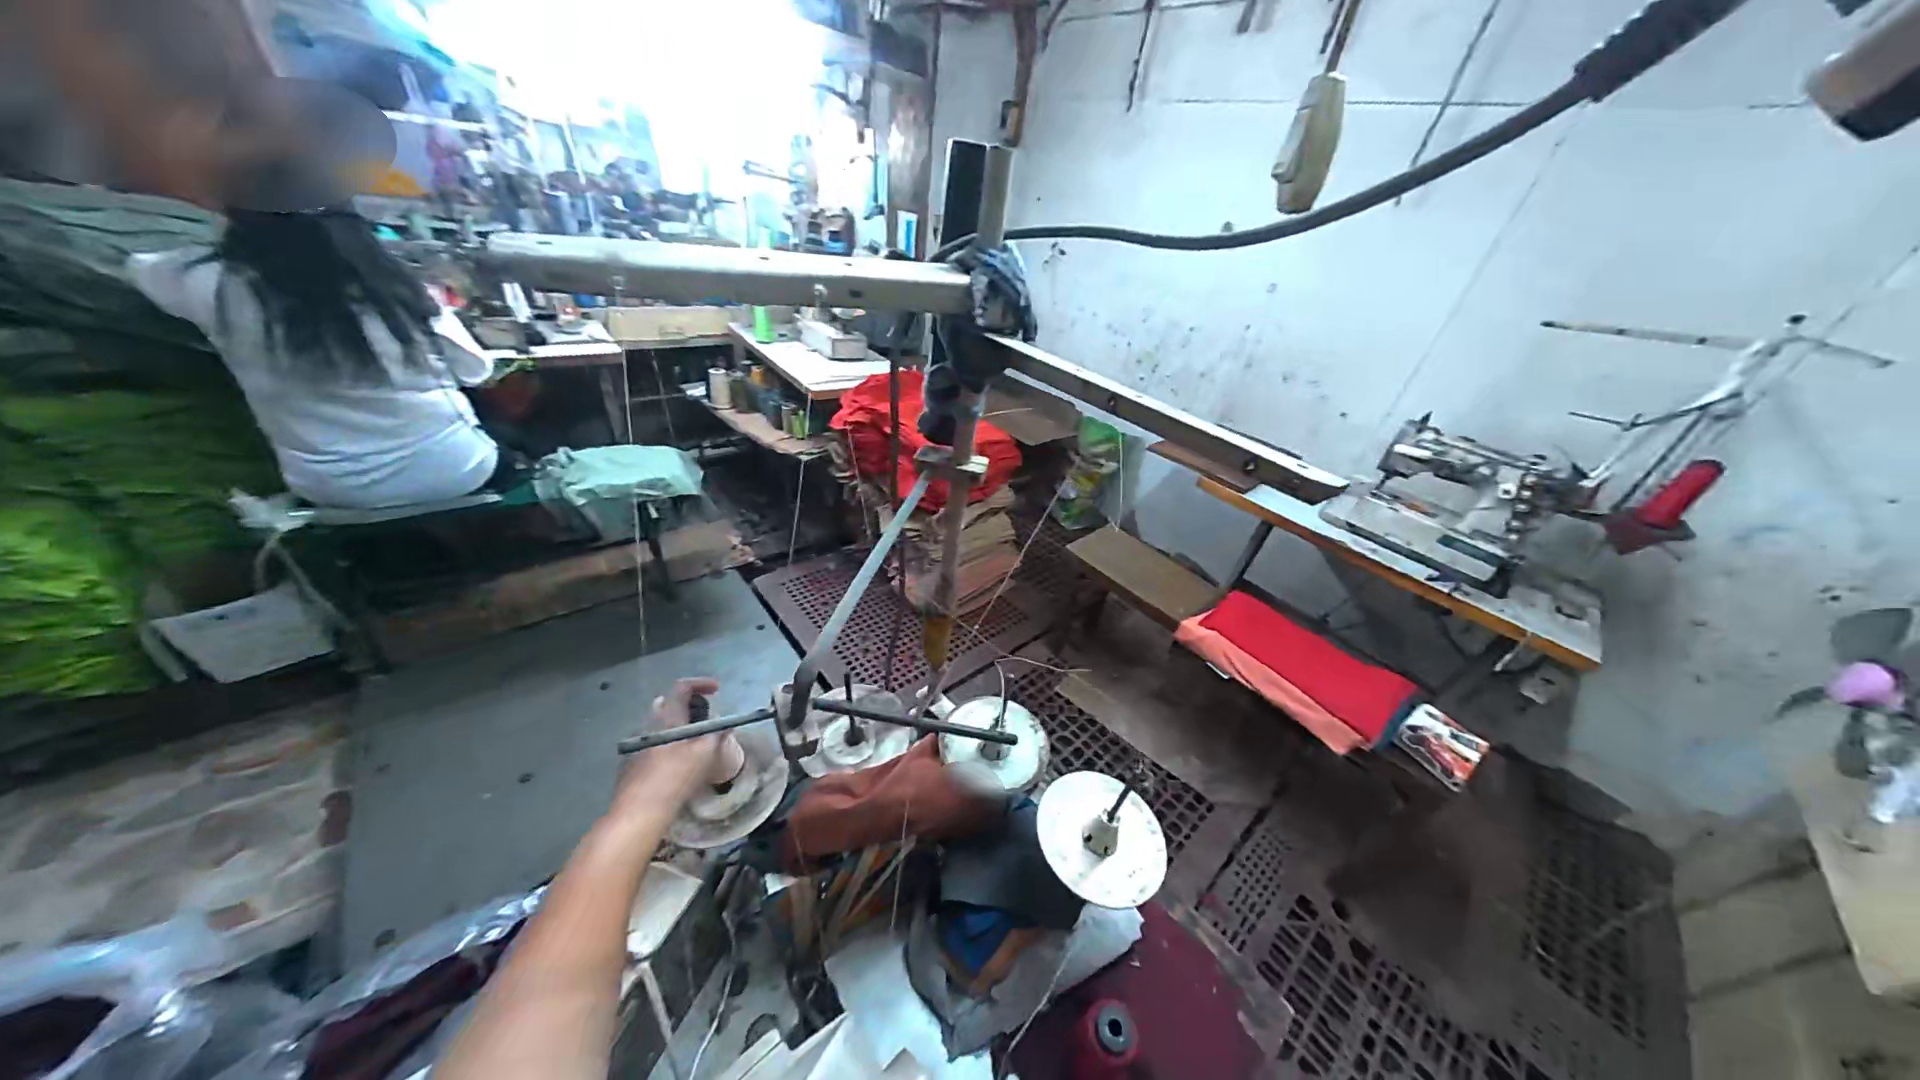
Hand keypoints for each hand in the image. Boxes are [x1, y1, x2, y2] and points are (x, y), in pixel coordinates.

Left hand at [611, 677, 722, 820]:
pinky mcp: (630, 764)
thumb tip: (722, 721)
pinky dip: (667, 743)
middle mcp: (648, 726)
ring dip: (677, 725)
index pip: (682, 687)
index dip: (701, 683)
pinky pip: (652, 744)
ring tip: (693, 740)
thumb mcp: (706, 754)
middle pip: (667, 704)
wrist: (638, 812)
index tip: (717, 689)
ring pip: (659, 725)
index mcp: (667, 718)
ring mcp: (636, 745)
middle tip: (704, 714)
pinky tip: (675, 763)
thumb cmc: (676, 777)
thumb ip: (716, 733)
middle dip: (687, 704)